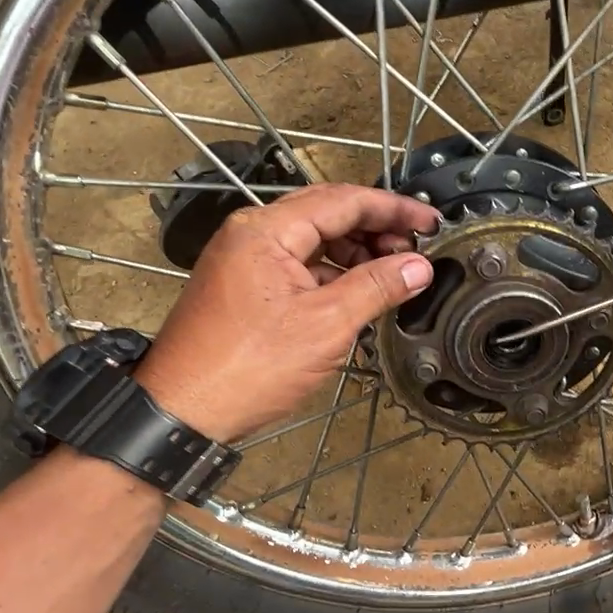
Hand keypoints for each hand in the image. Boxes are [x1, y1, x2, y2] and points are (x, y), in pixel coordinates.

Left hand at [134, 184, 437, 442]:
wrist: (183, 412)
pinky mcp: (247, 286)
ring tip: (394, 272)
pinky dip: (335, 271)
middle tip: (418, 246)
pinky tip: (361, 291)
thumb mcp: (327, 325)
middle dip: (378, 226)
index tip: (430, 221)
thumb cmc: (246, 367)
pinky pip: (301, 263)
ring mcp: (246, 260)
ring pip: (315, 238)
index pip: (344, 201)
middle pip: (328, 213)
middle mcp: (251, 235)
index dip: (394, 208)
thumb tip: (419, 267)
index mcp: (266, 231)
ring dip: (358, 250)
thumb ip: (377, 287)